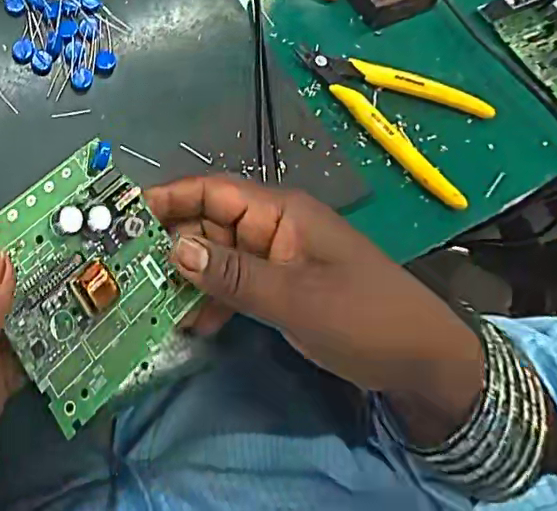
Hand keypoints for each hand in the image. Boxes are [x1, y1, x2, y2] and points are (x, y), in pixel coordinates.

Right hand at [146, 174, 483, 444]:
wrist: (430, 366)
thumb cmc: (366, 317)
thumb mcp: (296, 299)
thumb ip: (233, 275)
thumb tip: (173, 250)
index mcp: (277, 211)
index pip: (212, 191)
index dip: (168, 198)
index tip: (127, 214)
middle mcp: (270, 226)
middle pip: (207, 225)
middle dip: (172, 246)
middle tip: (131, 271)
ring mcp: (273, 257)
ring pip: (216, 257)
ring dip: (189, 279)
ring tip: (156, 304)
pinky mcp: (278, 285)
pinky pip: (233, 283)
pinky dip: (213, 300)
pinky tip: (194, 324)